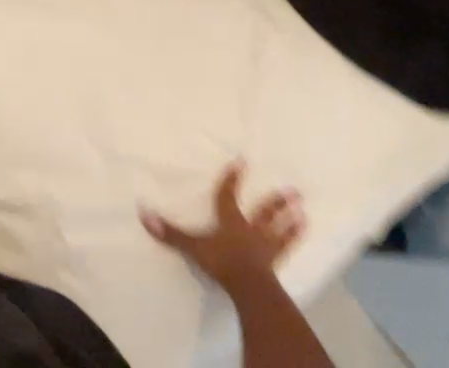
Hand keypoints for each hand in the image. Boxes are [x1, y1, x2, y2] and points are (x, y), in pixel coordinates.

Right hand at [141, 162, 303, 287]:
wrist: (249, 287)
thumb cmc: (221, 262)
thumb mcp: (192, 247)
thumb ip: (170, 232)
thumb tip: (143, 213)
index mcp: (230, 221)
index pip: (229, 196)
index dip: (233, 180)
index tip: (242, 162)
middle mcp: (251, 230)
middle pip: (264, 212)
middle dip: (275, 201)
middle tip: (293, 191)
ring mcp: (266, 248)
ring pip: (280, 230)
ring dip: (291, 220)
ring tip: (304, 211)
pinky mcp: (276, 264)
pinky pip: (287, 249)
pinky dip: (296, 240)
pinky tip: (305, 232)